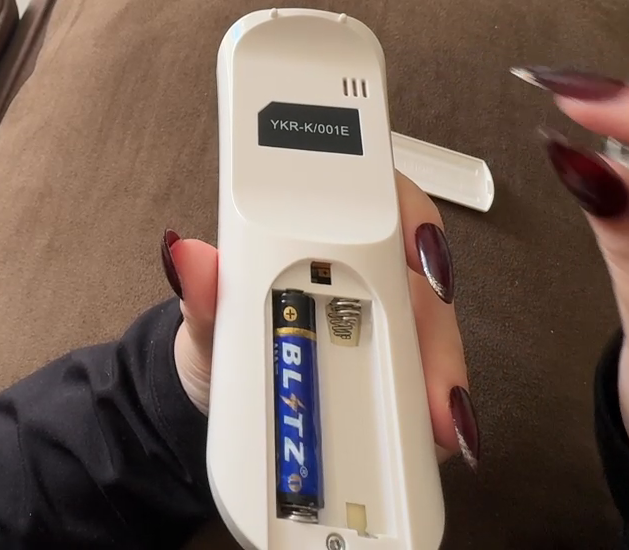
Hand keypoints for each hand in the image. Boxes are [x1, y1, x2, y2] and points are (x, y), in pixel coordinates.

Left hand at [163, 171, 478, 466]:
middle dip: (431, 314)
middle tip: (432, 361)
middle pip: (415, 268)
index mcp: (311, 229)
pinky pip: (428, 375)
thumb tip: (182, 254)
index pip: (372, 194)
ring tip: (444, 419)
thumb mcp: (202, 316)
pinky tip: (445, 433)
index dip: (407, 212)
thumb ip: (199, 291)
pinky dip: (440, 404)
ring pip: (431, 323)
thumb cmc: (216, 331)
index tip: (418, 250)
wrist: (214, 395)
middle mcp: (354, 262)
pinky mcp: (392, 365)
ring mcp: (380, 313)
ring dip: (443, 367)